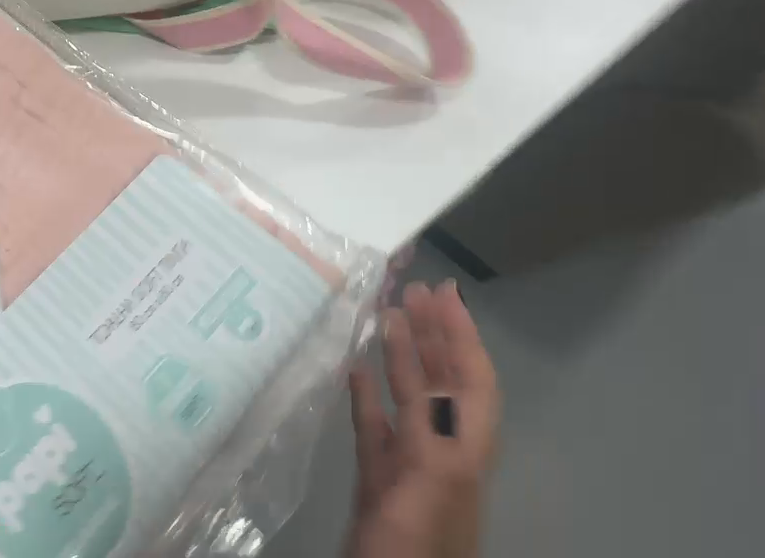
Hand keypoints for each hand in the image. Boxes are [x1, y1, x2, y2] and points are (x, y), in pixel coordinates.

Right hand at [346, 281, 500, 557]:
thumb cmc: (411, 546)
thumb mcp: (427, 490)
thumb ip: (432, 441)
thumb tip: (430, 384)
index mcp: (459, 451)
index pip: (469, 382)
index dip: (460, 336)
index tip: (442, 293)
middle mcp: (440, 451)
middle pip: (441, 383)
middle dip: (431, 334)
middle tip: (409, 288)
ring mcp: (407, 465)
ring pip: (408, 398)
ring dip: (398, 355)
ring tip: (380, 313)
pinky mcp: (376, 479)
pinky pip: (375, 425)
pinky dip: (366, 393)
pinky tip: (350, 368)